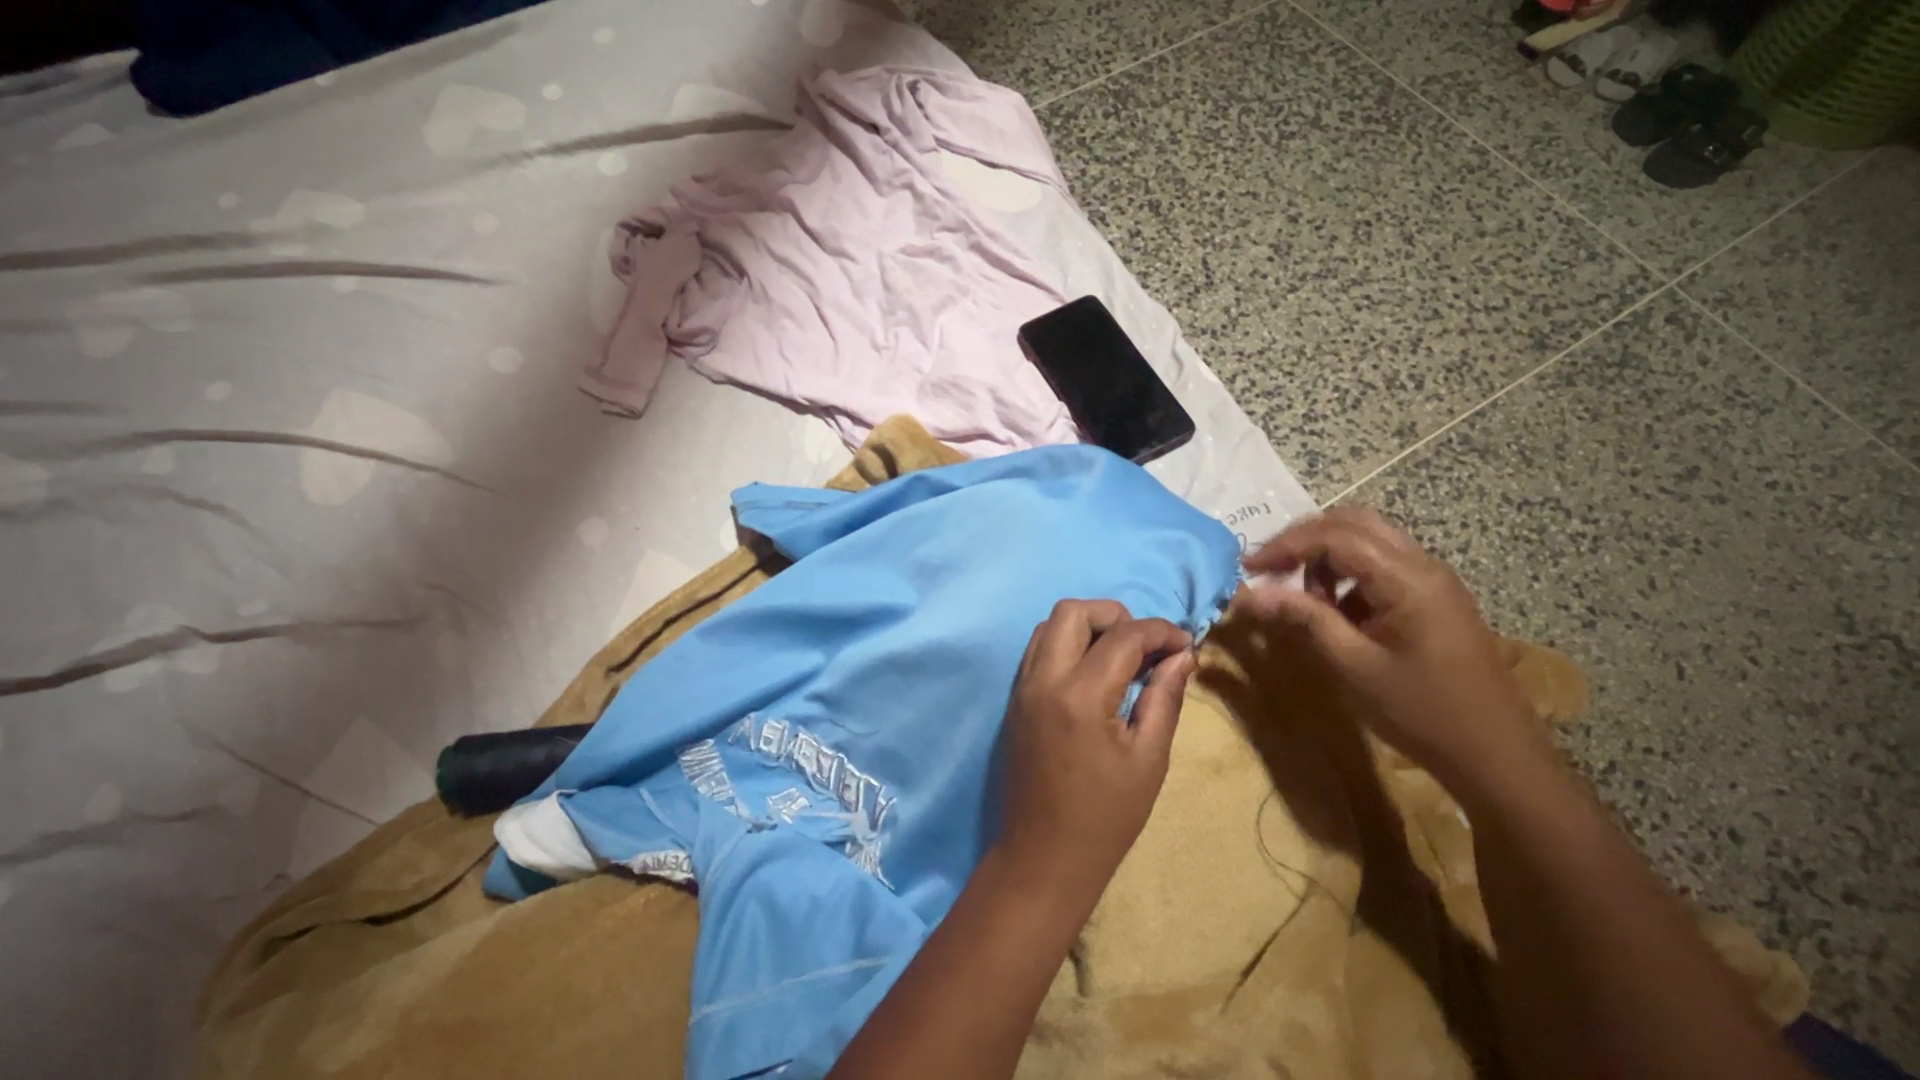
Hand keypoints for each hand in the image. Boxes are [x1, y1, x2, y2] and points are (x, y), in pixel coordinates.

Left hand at [996, 600, 1195, 905]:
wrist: (1043, 856)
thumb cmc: (1106, 817)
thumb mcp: (1149, 759)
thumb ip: (1165, 698)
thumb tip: (1183, 656)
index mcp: (1080, 696)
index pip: (1124, 635)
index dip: (1161, 632)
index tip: (1186, 646)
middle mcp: (1043, 680)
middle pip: (1073, 611)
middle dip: (1116, 616)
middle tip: (1147, 648)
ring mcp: (1022, 688)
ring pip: (1048, 625)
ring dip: (1088, 627)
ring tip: (1122, 658)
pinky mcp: (1015, 700)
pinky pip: (1037, 650)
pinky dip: (1066, 645)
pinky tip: (1094, 674)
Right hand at [1234, 506, 1551, 788]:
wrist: (1494, 751)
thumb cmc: (1421, 712)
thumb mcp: (1353, 667)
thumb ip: (1304, 620)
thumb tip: (1250, 594)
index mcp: (1407, 578)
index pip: (1334, 536)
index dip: (1285, 546)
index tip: (1247, 568)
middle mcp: (1423, 565)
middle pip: (1353, 523)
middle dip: (1304, 540)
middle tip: (1269, 571)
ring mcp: (1433, 579)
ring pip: (1369, 540)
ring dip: (1327, 557)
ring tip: (1303, 599)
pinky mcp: (1435, 597)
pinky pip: (1383, 565)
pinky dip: (1349, 575)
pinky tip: (1337, 615)